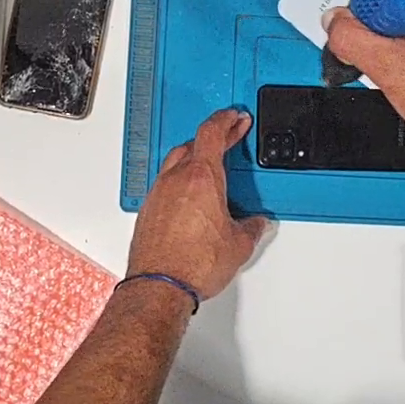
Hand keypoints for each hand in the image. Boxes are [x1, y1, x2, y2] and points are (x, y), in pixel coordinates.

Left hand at [126, 109, 270, 301]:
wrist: (160, 286)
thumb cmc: (194, 264)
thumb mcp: (239, 244)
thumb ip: (251, 227)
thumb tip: (256, 224)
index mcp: (202, 178)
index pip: (212, 132)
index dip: (226, 119)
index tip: (235, 117)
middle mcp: (176, 180)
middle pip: (193, 143)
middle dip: (213, 138)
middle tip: (228, 138)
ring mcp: (158, 194)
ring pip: (176, 162)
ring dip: (194, 158)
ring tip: (210, 168)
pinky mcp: (148, 210)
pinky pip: (165, 184)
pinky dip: (180, 182)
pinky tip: (190, 197)